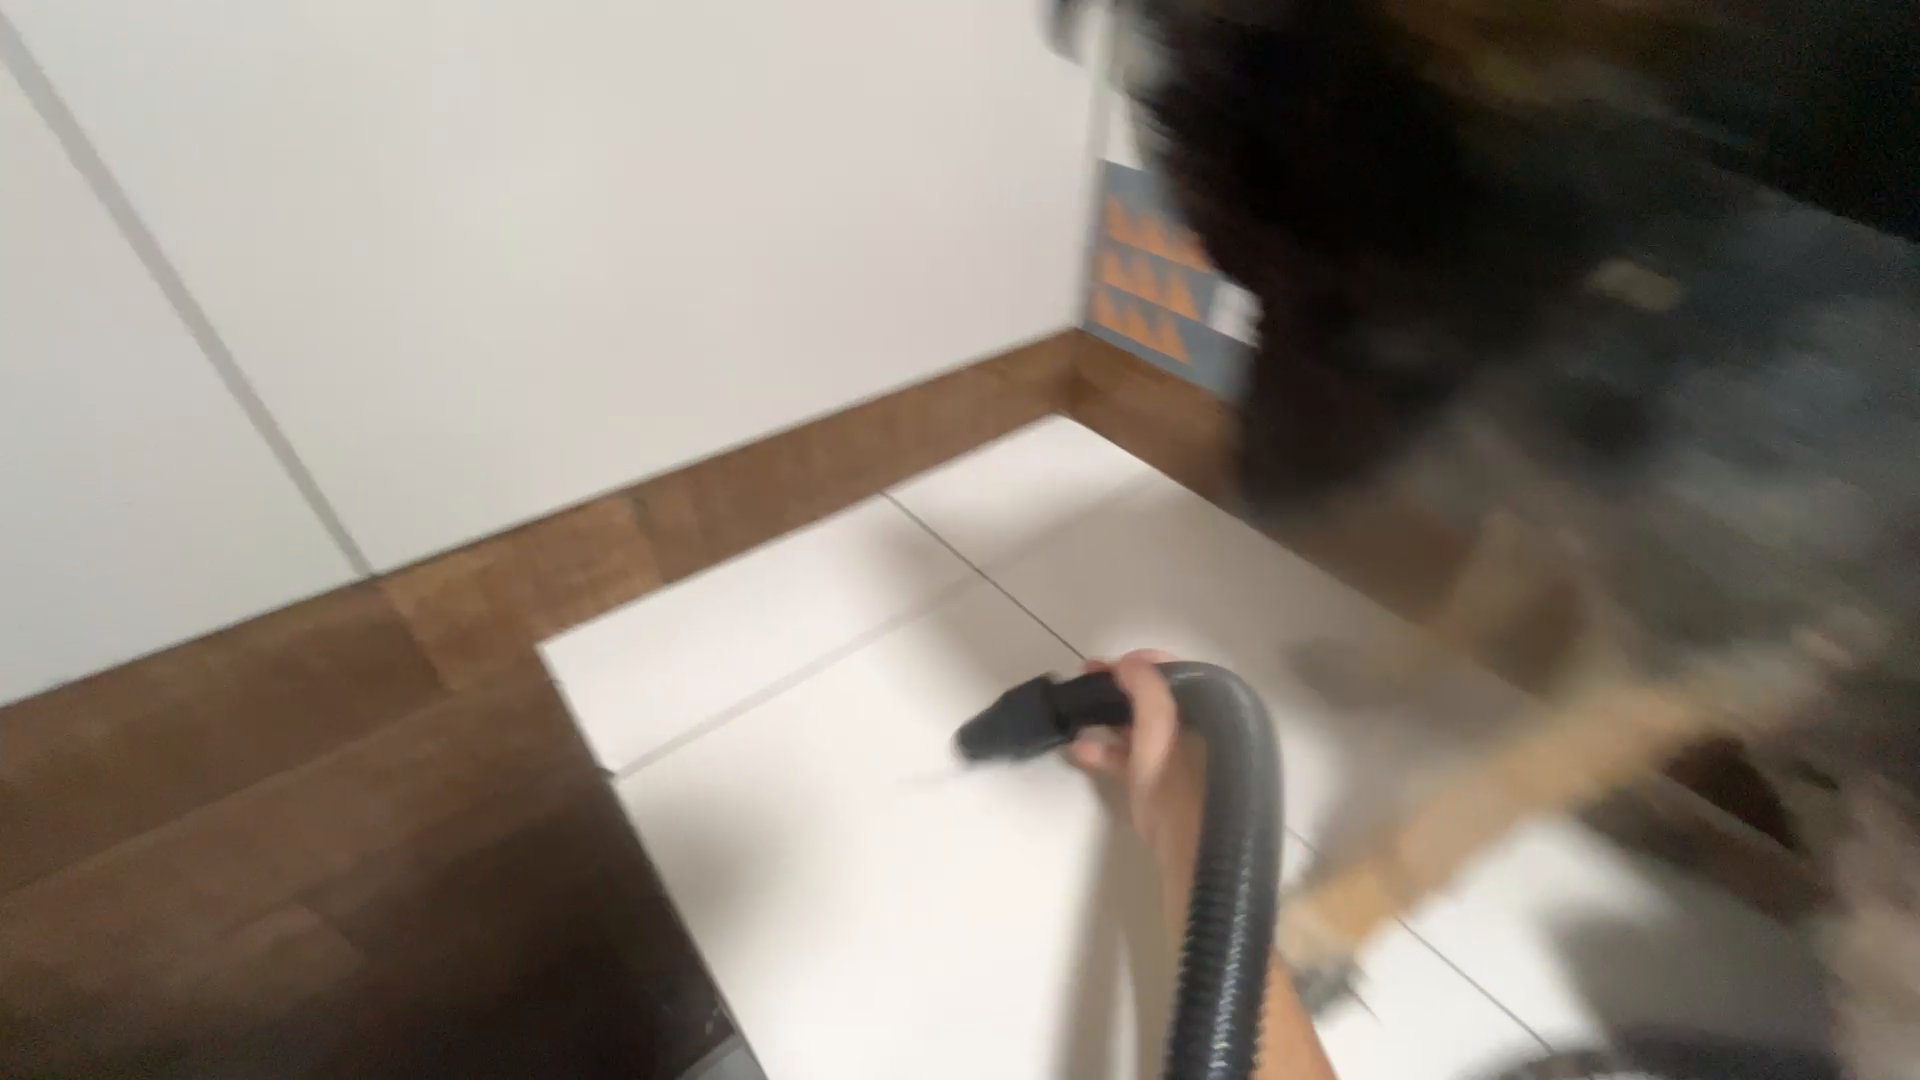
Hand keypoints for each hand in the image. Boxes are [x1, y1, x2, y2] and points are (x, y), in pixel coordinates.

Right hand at [1066, 650, 1203, 862]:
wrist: (1186, 854)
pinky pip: (1131, 756)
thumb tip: (1128, 661)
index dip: (1142, 663)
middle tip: (1085, 678)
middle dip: (1117, 687)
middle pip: (1155, 697)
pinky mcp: (1159, 782)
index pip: (1178, 673)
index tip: (1108, 664)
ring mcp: (1179, 757)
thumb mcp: (1159, 730)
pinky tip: (1080, 751)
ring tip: (1075, 713)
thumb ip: (1146, 689)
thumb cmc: (1177, 785)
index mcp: (1210, 713)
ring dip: (1106, 718)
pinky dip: (1107, 751)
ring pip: (1139, 725)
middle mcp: (1199, 730)